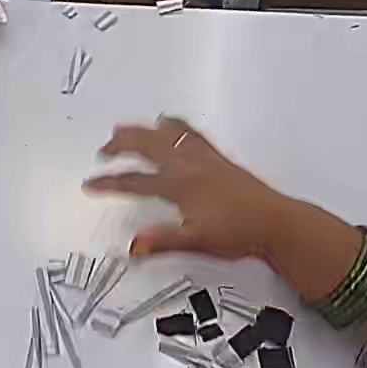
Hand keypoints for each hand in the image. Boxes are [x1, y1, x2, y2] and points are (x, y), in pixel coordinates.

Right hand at [82, 118, 363, 302]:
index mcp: (179, 185)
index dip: (109, 182)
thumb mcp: (195, 241)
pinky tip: (172, 122)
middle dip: (121, 146)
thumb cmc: (239, 232)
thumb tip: (134, 245)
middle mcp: (189, 166)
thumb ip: (161, 241)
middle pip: (146, 146)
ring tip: (126, 127)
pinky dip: (176, 126)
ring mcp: (204, 159)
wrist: (274, 223)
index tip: (92, 184)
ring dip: (143, 130)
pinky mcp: (218, 159)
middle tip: (104, 150)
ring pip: (166, 135)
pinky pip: (191, 134)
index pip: (134, 181)